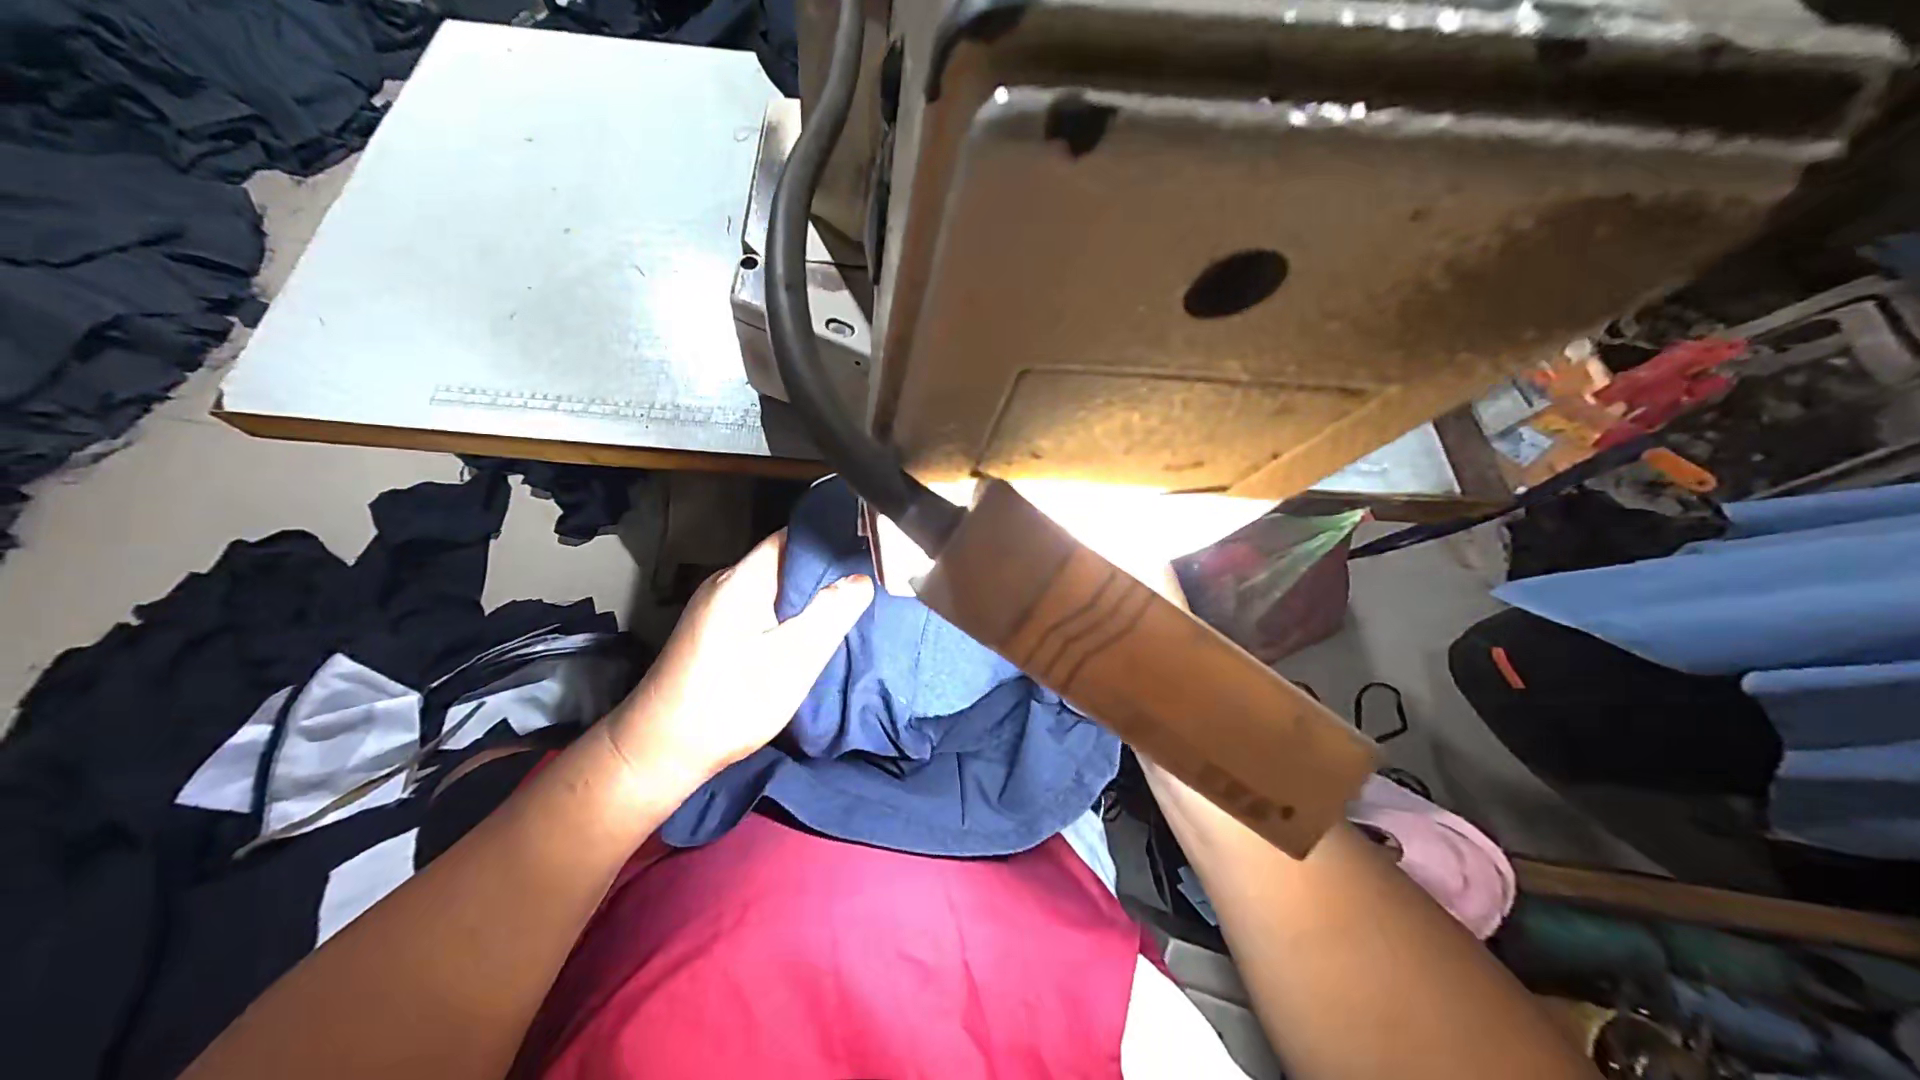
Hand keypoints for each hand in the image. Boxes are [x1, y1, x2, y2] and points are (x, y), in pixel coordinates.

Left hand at [602, 529, 873, 798]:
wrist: (660, 750)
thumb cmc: (730, 703)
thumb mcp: (794, 659)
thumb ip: (830, 614)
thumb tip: (861, 579)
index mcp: (742, 579)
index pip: (793, 538)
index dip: (831, 543)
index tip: (866, 558)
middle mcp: (724, 583)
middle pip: (784, 562)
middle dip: (823, 576)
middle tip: (861, 594)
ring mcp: (714, 607)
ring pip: (772, 588)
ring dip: (804, 600)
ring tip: (840, 617)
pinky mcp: (711, 631)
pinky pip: (758, 608)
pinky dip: (784, 617)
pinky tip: (802, 639)